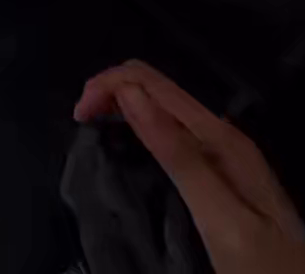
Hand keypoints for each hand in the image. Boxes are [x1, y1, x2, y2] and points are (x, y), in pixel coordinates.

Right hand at [75, 61, 304, 273]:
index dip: (109, 85)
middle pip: (154, 86)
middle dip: (112, 90)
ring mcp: (223, 156)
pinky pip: (170, 130)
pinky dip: (139, 125)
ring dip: (123, 105)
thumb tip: (129, 91)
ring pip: (160, 106)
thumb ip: (178, 155)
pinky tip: (129, 146)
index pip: (151, 81)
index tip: (79, 119)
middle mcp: (221, 137)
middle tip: (82, 123)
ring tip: (96, 129)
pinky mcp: (220, 176)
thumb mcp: (225, 224)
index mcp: (221, 139)